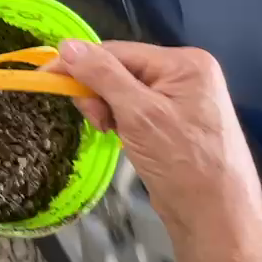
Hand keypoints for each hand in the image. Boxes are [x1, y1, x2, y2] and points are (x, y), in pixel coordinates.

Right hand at [44, 41, 261, 254]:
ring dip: (106, 107)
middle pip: (118, 68)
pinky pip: (132, 107)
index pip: (117, 51)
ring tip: (110, 131)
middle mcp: (185, 73)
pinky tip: (119, 135)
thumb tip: (66, 44)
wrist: (215, 217)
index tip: (46, 78)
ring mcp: (180, 98)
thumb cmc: (181, 162)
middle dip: (97, 92)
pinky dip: (118, 119)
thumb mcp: (137, 113)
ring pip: (121, 89)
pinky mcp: (172, 120)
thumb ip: (102, 74)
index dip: (80, 64)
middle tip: (98, 121)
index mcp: (184, 62)